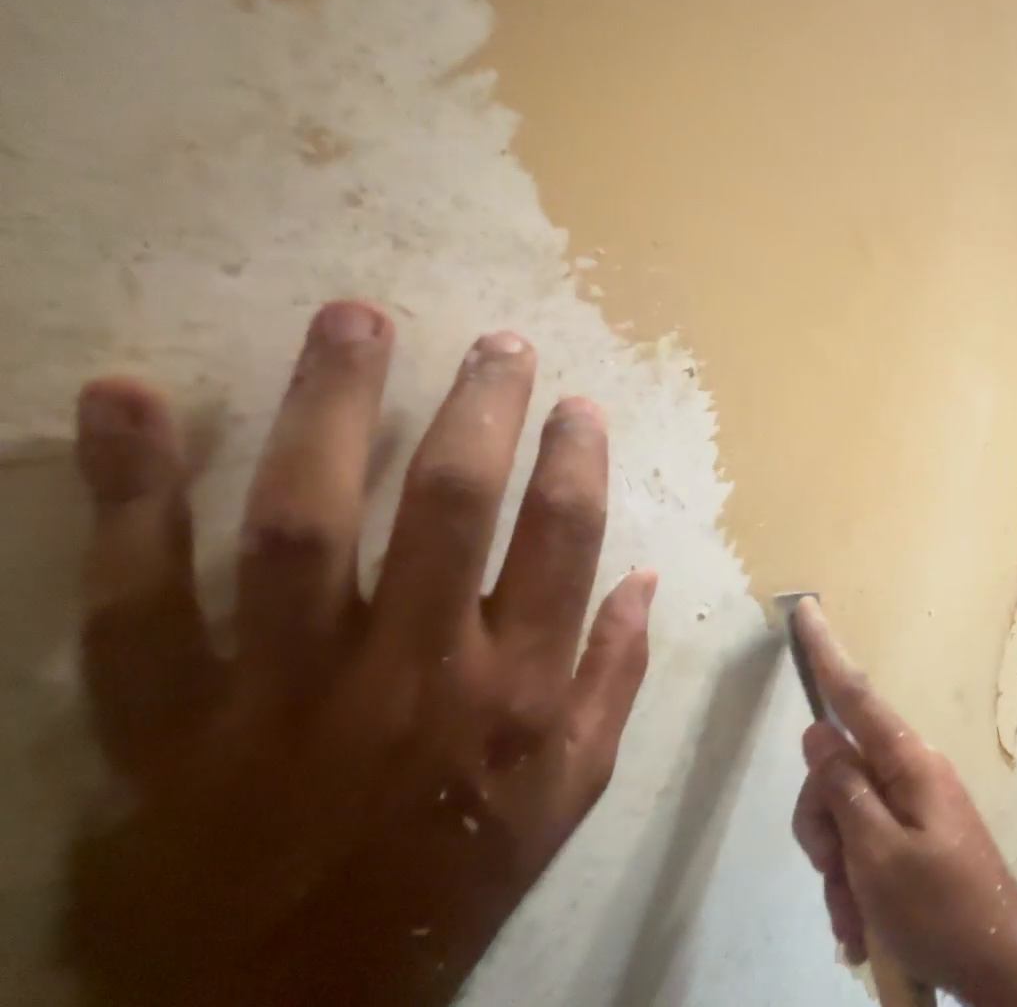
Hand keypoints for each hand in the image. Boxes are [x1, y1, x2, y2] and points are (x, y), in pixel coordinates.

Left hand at [66, 301, 655, 1005]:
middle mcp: (414, 673)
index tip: (575, 407)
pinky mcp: (172, 716)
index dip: (574, 463)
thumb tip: (643, 576)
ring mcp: (286, 690)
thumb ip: (616, 676)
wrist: (302, 993)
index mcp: (518, 694)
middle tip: (496, 344)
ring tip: (356, 320)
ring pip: (305, 526)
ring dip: (331, 410)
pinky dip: (129, 493)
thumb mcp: (574, 785)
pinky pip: (140, 595)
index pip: (562, 547)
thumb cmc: (462, 870)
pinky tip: (131, 394)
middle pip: (449, 512)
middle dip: (480, 412)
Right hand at [788, 599, 1016, 997]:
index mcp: (908, 763)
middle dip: (822, 825)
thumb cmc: (938, 907)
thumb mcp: (876, 854)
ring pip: (844, 813)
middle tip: (836, 874)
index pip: (856, 697)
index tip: (807, 609)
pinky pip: (864, 843)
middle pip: (836, 772)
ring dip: (838, 868)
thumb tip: (818, 732)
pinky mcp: (912, 835)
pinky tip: (862, 925)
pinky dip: (854, 883)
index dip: (827, 654)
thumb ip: (842, 790)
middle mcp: (911, 772)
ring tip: (856, 916)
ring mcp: (912, 804)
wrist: (995, 961)